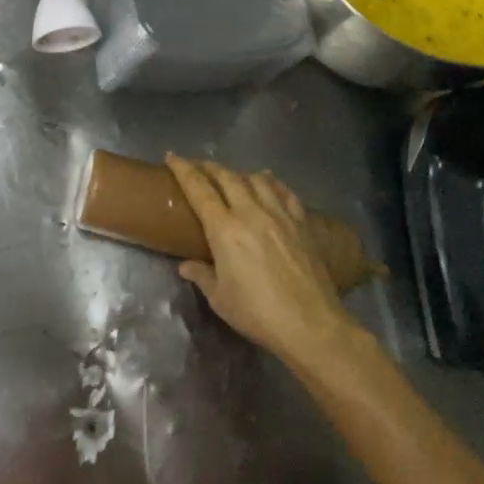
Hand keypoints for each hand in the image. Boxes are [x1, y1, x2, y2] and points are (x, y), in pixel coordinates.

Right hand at [165, 153, 360, 365]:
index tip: (172, 157)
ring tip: (233, 176)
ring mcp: (280, 216)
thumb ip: (201, 276)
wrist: (312, 326)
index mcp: (224, 229)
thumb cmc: (258, 313)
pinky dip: (273, 183)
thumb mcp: (220, 299)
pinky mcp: (303, 225)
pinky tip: (269, 183)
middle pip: (227, 177)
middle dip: (209, 167)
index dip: (183, 169)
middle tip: (198, 166)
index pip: (199, 189)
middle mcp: (251, 213)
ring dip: (240, 173)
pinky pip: (285, 193)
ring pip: (257, 179)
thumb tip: (186, 266)